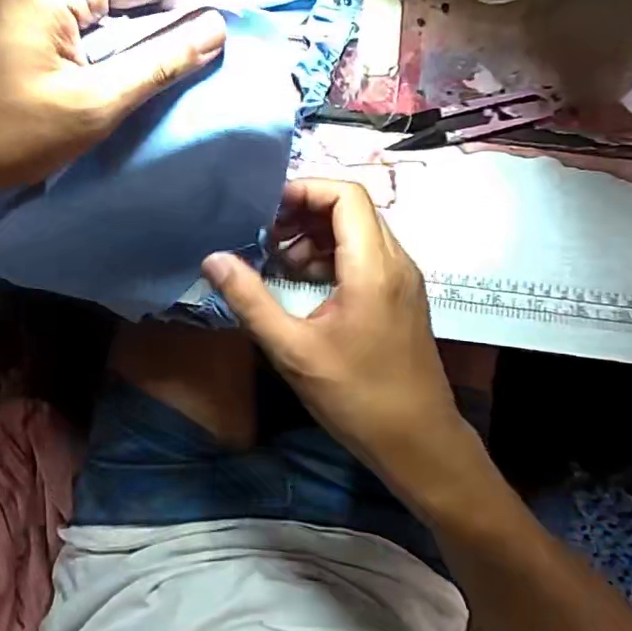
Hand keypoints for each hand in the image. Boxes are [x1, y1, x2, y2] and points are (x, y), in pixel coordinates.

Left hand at [0, 0, 226, 231]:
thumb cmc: (5, 135)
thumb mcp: (95, 104)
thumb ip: (161, 63)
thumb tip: (217, 28)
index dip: (187, 14)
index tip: (208, 54)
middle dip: (157, 22)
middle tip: (172, 71)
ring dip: (129, 32)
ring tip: (141, 74)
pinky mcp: (7, 8)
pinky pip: (73, 8)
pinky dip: (99, 35)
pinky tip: (104, 68)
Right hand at [203, 180, 489, 515]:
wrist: (418, 440)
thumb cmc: (357, 397)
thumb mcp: (294, 350)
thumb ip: (251, 300)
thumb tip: (213, 259)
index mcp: (374, 266)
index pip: (346, 195)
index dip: (304, 190)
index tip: (265, 211)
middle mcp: (396, 261)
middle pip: (352, 209)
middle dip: (305, 214)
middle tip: (264, 237)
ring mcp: (403, 278)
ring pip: (359, 232)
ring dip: (317, 237)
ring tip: (278, 262)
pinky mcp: (401, 295)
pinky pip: (367, 256)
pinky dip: (334, 257)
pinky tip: (304, 283)